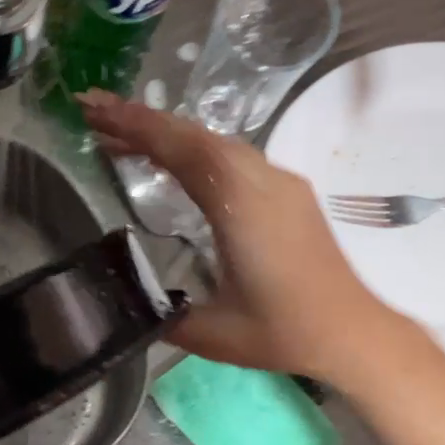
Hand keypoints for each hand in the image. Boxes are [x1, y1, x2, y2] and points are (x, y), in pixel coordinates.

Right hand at [78, 91, 409, 378]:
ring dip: (168, 135)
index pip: (182, 149)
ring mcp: (280, 185)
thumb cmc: (281, 334)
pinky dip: (192, 152)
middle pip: (198, 136)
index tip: (93, 110)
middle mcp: (263, 182)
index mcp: (241, 207)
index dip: (135, 126)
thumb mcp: (209, 332)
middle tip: (94, 114)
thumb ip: (160, 309)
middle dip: (142, 120)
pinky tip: (171, 165)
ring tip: (120, 140)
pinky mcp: (287, 196)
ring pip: (216, 144)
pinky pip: (233, 159)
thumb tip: (124, 294)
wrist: (350, 334)